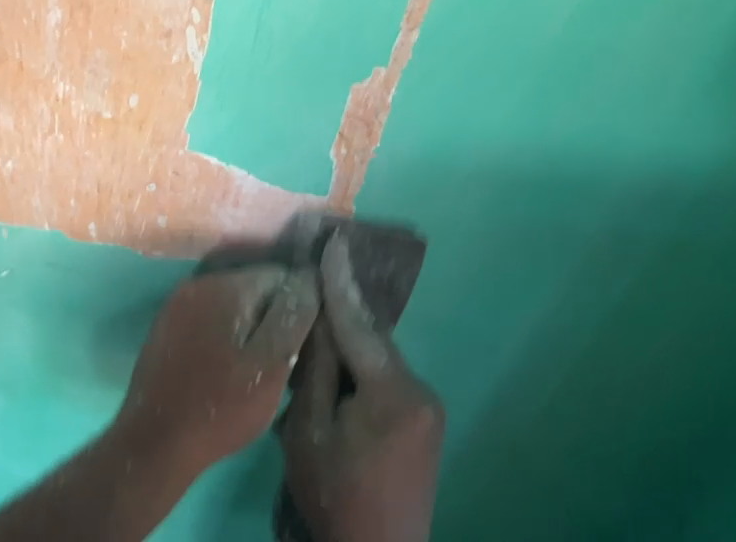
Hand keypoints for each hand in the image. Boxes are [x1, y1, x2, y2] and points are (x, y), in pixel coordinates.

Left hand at [115, 265, 320, 475]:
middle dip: (272, 314)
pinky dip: (224, 332)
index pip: (279, 276)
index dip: (298, 306)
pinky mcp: (166, 325)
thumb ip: (292, 316)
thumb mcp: (271, 365)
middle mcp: (198, 283)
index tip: (305, 340)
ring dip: (248, 324)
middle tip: (284, 356)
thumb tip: (307, 278)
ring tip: (258, 364)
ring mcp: (177, 304)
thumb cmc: (222, 407)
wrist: (157, 440)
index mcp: (225, 285)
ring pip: (230, 302)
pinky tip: (228, 364)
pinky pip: (207, 316)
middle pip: (253, 286)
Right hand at [283, 234, 444, 541]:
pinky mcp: (425, 424)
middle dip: (338, 319)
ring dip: (346, 348)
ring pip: (377, 360)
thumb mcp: (309, 431)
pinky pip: (385, 380)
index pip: (358, 323)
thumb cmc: (335, 495)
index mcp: (394, 392)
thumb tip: (316, 318)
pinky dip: (359, 371)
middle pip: (370, 340)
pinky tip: (335, 371)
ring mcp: (428, 409)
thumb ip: (316, 369)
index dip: (339, 281)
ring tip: (312, 333)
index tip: (332, 239)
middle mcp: (421, 392)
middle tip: (307, 286)